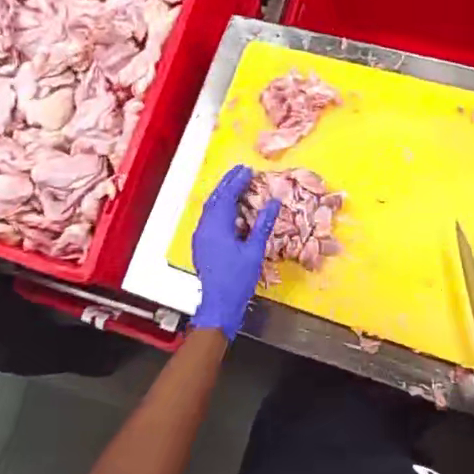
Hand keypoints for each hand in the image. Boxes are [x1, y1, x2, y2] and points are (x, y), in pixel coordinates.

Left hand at [190, 164, 276, 339]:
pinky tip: (230, 211)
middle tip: (241, 171)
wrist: (219, 304)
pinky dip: (219, 210)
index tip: (248, 170)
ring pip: (210, 209)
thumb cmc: (237, 280)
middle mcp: (204, 228)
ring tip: (236, 186)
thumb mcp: (254, 251)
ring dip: (223, 196)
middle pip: (215, 199)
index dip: (238, 181)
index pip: (227, 196)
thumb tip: (274, 202)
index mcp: (217, 226)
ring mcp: (200, 237)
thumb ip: (263, 224)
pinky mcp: (201, 246)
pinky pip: (208, 220)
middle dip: (228, 184)